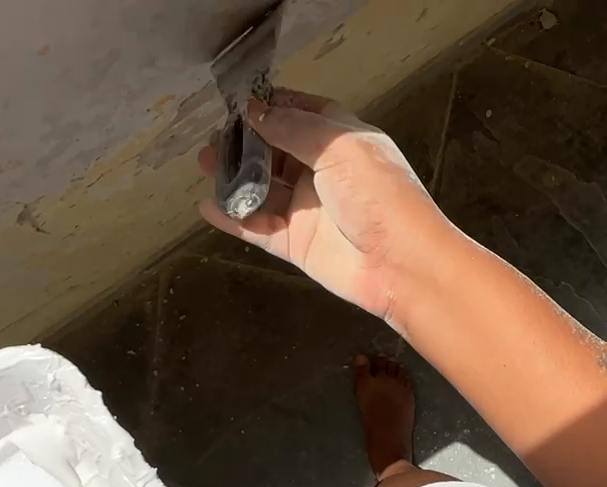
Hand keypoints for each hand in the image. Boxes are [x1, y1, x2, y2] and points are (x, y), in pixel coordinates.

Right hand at [197, 88, 455, 326]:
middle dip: (245, 143)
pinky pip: (258, 228)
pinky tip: (208, 206)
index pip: (301, 116)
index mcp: (341, 142)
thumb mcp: (338, 147)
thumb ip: (294, 129)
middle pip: (276, 152)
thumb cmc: (379, 197)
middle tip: (214, 138)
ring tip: (205, 165)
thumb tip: (256, 112)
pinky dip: (234, 218)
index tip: (240, 103)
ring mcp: (309, 211)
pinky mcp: (298, 244)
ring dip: (233, 177)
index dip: (272, 108)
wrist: (401, 264)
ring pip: (263, 190)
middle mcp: (324, 174)